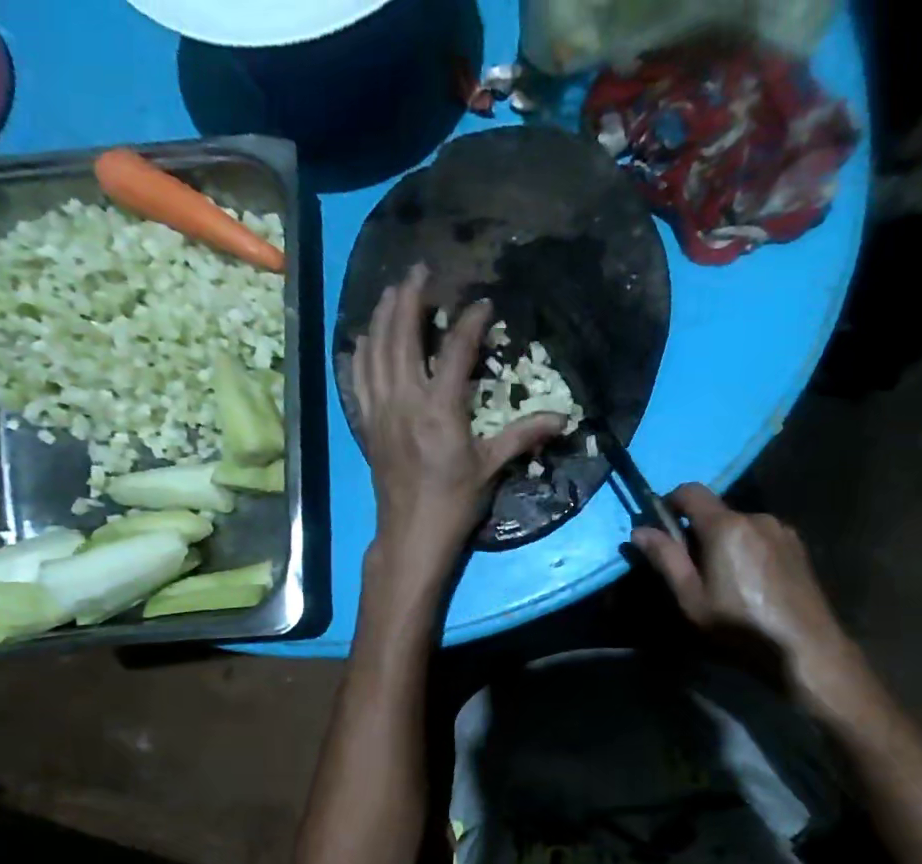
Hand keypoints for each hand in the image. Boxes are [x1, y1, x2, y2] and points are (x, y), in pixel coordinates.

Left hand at [350, 265, 562, 562]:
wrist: (412, 534)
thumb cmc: (454, 502)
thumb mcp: (492, 467)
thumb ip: (524, 436)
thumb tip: (564, 417)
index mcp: (439, 410)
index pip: (454, 351)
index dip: (470, 322)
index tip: (483, 303)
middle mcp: (404, 402)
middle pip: (401, 338)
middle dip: (410, 299)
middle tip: (420, 270)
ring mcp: (380, 412)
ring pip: (375, 352)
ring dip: (382, 317)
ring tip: (391, 291)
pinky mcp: (367, 424)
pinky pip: (358, 379)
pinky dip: (360, 354)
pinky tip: (362, 338)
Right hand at [630, 484, 846, 660]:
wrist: (805, 649)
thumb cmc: (739, 625)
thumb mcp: (691, 597)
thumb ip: (666, 558)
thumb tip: (640, 531)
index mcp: (726, 526)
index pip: (691, 491)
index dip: (670, 502)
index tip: (662, 528)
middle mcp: (756, 518)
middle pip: (716, 512)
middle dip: (698, 532)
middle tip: (692, 570)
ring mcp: (782, 531)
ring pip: (740, 526)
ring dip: (725, 542)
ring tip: (725, 581)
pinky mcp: (798, 547)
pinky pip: (761, 537)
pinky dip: (748, 550)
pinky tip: (752, 584)